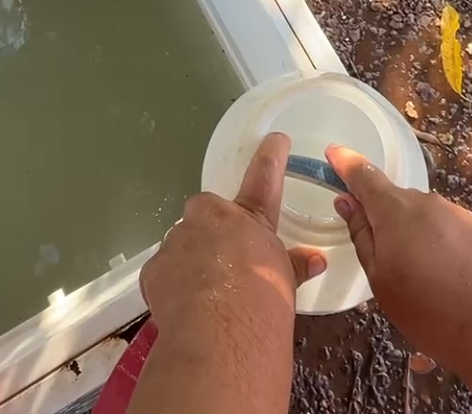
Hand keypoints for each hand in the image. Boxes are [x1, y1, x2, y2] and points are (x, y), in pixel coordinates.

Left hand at [140, 132, 326, 341]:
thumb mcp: (286, 280)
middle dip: (212, 230)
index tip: (275, 138)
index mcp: (249, 216)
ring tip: (204, 296)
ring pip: (183, 242)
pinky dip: (171, 285)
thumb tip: (317, 261)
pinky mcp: (154, 267)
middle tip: (225, 264)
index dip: (271, 155)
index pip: (265, 175)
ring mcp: (178, 239)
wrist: (222, 333)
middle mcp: (210, 217)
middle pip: (207, 213)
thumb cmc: (263, 301)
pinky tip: (183, 309)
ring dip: (191, 260)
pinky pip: (163, 272)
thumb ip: (295, 265)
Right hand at [326, 144, 471, 368]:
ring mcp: (456, 213)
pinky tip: (446, 280)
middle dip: (384, 218)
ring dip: (414, 237)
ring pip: (422, 218)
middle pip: (395, 200)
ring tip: (420, 281)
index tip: (333, 152)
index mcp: (393, 210)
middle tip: (382, 257)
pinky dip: (439, 247)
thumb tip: (347, 201)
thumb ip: (362, 235)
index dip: (346, 163)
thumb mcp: (380, 278)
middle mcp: (425, 202)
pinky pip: (446, 231)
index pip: (363, 176)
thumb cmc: (427, 307)